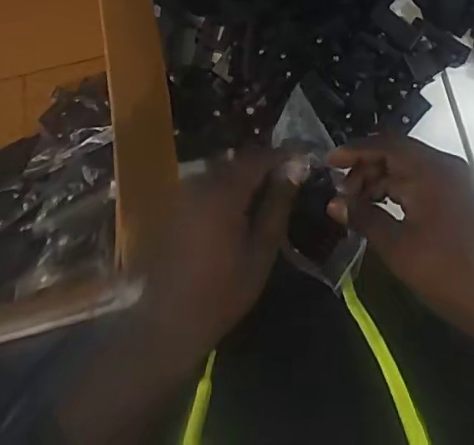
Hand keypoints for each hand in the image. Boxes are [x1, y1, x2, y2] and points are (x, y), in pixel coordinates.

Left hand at [57, 149, 305, 444]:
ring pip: (221, 170)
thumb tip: (294, 171)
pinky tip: (239, 207)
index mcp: (223, 190)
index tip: (303, 160)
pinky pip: (207, 183)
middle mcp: (200, 181)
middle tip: (288, 178)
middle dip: (263, 165)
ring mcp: (184, 191)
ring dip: (244, 176)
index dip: (282, 156)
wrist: (170, 318)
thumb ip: (277, 206)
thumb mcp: (260, 251)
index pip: (257, 158)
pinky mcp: (176, 204)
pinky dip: (226, 187)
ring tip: (268, 192)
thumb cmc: (223, 290)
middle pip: (237, 161)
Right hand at [329, 135, 473, 444]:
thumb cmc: (445, 273)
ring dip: (380, 177)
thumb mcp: (396, 246)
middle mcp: (443, 165)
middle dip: (365, 166)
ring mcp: (454, 179)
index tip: (328, 162)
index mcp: (429, 171)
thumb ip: (363, 216)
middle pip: (395, 151)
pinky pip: (420, 177)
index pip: (384, 145)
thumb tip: (334, 203)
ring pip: (407, 164)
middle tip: (341, 190)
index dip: (353, 151)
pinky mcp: (458, 195)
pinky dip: (398, 186)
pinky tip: (380, 206)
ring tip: (356, 201)